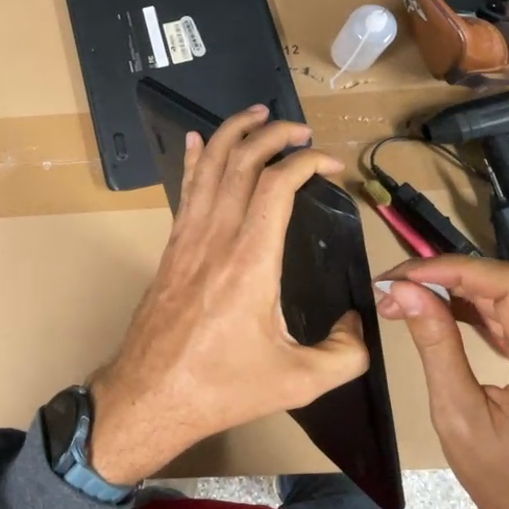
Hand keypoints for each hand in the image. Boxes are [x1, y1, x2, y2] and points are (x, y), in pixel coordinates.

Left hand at [85, 105, 369, 484]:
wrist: (150, 393)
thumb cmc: (221, 387)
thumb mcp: (298, 382)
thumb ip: (344, 353)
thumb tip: (358, 323)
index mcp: (251, 260)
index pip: (277, 185)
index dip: (307, 163)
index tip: (331, 164)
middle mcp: (217, 236)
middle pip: (241, 163)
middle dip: (273, 135)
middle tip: (301, 130)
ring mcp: (188, 237)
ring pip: (208, 167)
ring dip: (232, 133)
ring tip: (257, 115)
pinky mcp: (172, 247)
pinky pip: (185, 190)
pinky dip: (193, 160)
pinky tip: (196, 140)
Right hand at [377, 257, 508, 508]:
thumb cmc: (506, 483)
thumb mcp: (457, 416)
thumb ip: (435, 344)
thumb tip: (401, 289)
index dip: (455, 268)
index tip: (404, 274)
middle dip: (445, 279)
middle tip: (391, 287)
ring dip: (456, 291)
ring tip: (406, 297)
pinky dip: (477, 310)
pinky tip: (440, 312)